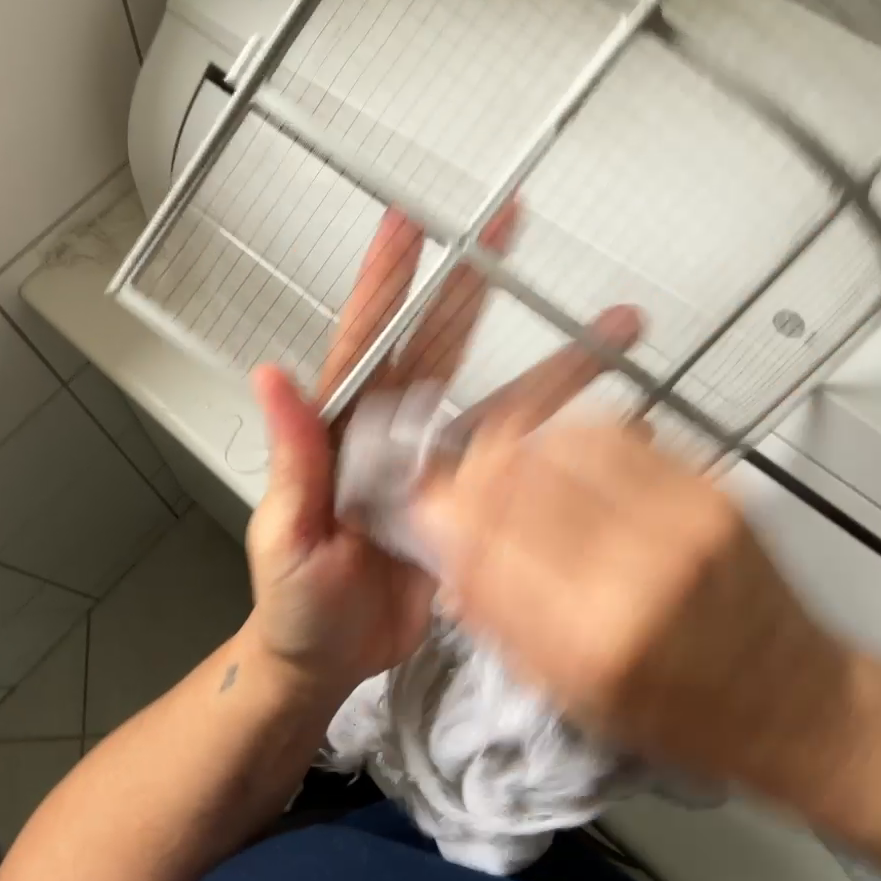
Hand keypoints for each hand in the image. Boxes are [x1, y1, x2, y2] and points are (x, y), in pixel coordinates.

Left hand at [244, 204, 642, 694]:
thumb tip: (269, 375)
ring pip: (499, 401)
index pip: (366, 340)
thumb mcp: (284, 532)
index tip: (408, 222)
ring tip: (611, 328)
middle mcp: (394, 434)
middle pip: (440, 345)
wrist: (329, 658)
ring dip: (553, 365)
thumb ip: (291, 459)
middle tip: (510, 226)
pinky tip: (603, 416)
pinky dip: (558, 438)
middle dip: (474, 284)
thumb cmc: (294, 600)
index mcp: (341, 430)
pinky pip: (516, 463)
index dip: (387, 281)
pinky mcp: (471, 507)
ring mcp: (437, 467)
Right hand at [417, 416, 870, 794]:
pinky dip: (570, 436)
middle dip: (471, 468)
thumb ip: (500, 617)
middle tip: (461, 478)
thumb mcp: (571, 694)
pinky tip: (558, 457)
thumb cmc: (679, 713)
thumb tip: (445, 546)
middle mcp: (637, 569)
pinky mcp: (710, 488)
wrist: (792, 700)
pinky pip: (616, 432)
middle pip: (516, 475)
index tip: (427, 502)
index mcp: (592, 637)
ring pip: (560, 440)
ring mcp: (681, 519)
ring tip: (504, 464)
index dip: (443, 508)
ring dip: (516, 446)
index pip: (485, 539)